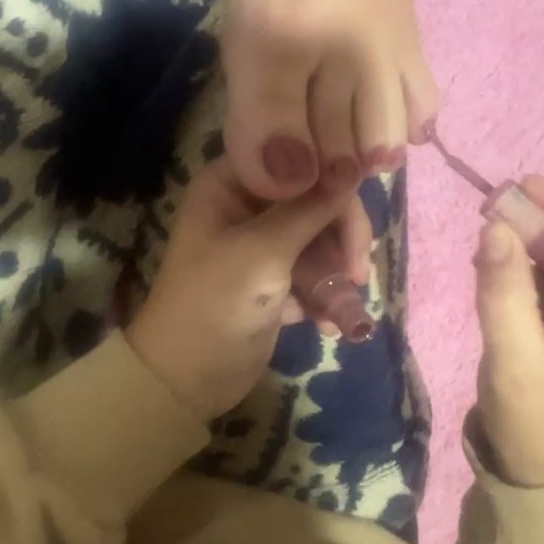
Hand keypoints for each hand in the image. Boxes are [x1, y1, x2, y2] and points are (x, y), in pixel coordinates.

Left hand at [126, 160, 361, 417]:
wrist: (186, 379)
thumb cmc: (215, 304)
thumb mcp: (263, 252)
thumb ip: (311, 209)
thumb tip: (353, 163)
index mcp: (231, 185)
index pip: (298, 163)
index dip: (333, 185)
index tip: (357, 224)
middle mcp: (247, 207)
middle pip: (316, 203)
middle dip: (341, 240)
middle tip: (358, 274)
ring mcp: (262, 246)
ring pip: (322, 243)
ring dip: (338, 275)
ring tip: (344, 311)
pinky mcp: (275, 282)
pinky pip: (314, 276)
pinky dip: (325, 298)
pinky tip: (330, 326)